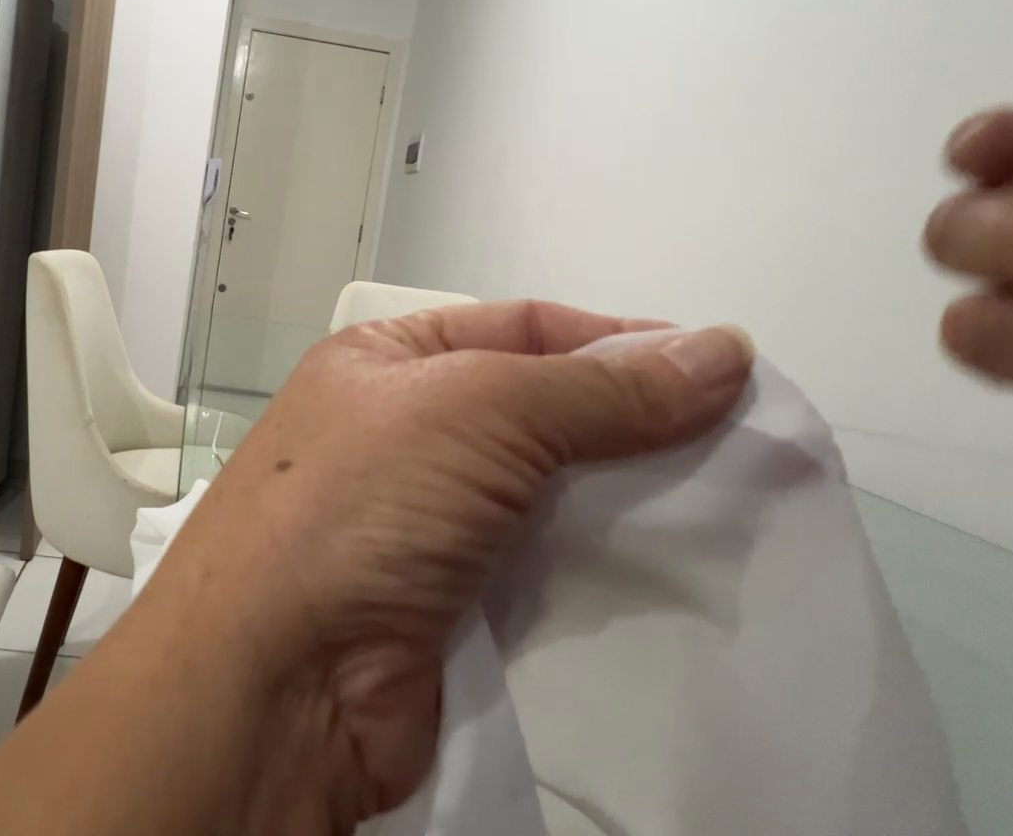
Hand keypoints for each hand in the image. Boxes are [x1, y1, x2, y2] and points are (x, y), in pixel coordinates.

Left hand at [142, 302, 754, 829]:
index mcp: (386, 361)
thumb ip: (598, 388)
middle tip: (738, 440)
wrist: (274, 684)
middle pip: (539, 411)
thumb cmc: (356, 508)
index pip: (520, 327)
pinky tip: (665, 565)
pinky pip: (541, 565)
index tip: (714, 363)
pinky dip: (599, 563)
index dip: (615, 341)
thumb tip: (719, 352)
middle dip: (631, 422)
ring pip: (547, 492)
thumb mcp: (476, 410)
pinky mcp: (449, 600)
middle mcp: (401, 432)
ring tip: (726, 501)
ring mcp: (423, 519)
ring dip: (625, 497)